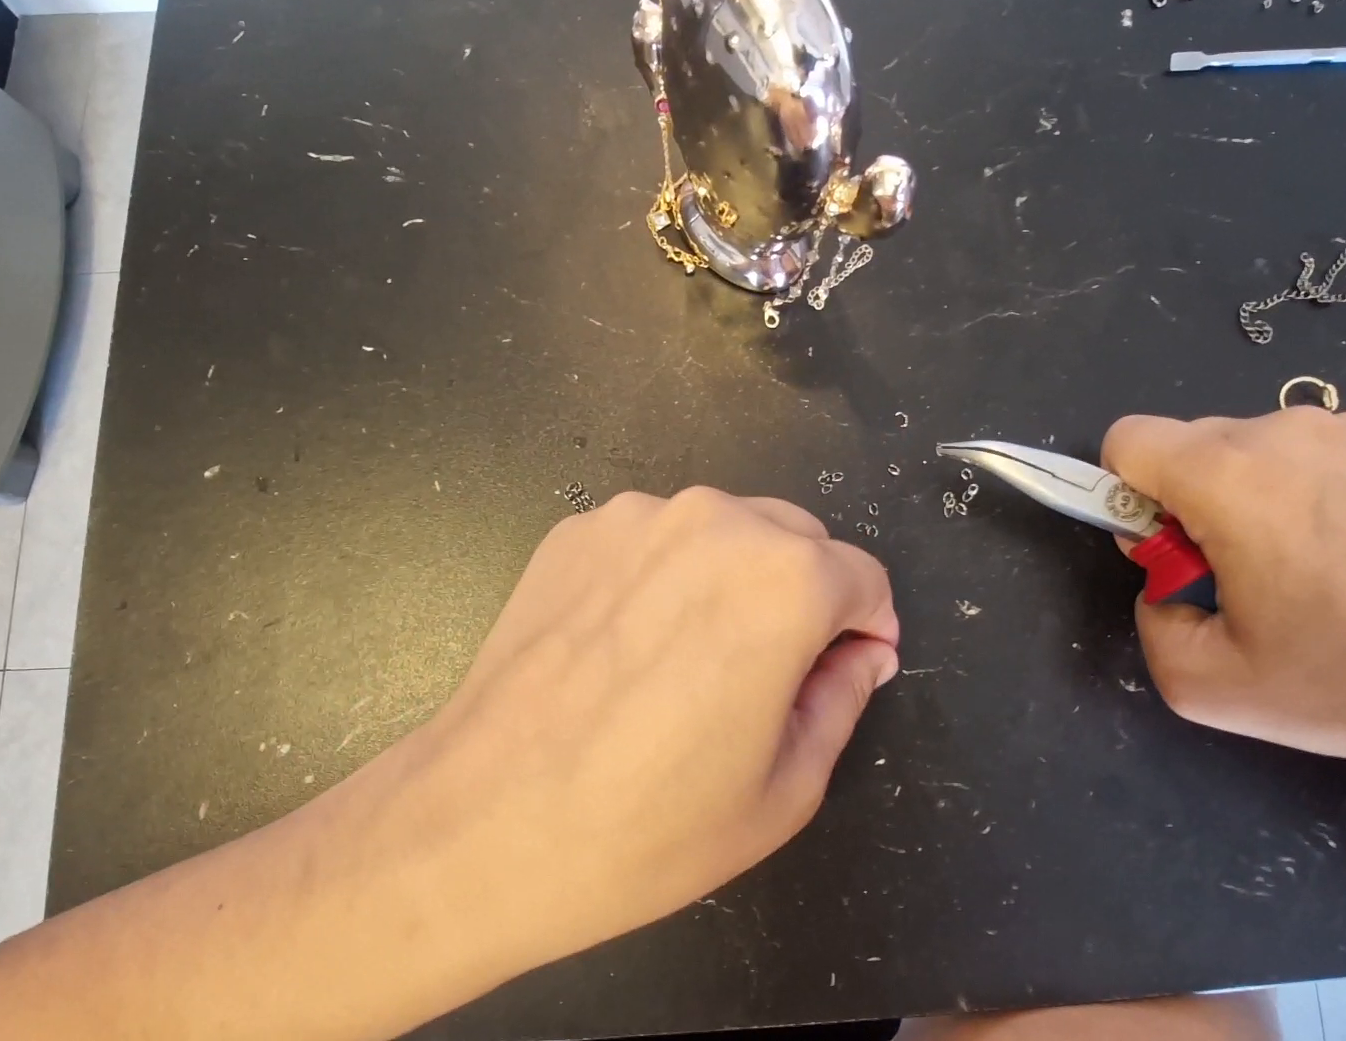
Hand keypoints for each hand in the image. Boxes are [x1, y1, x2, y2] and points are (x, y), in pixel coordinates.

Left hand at [378, 487, 898, 974]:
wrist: (481, 826)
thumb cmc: (649, 826)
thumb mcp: (787, 787)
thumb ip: (842, 698)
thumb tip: (860, 653)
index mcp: (784, 580)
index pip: (863, 578)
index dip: (864, 630)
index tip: (843, 672)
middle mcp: (715, 521)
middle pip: (798, 541)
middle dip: (806, 597)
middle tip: (770, 675)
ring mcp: (635, 518)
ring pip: (725, 532)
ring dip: (735, 581)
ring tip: (693, 661)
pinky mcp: (576, 532)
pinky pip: (654, 541)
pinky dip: (666, 578)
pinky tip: (630, 646)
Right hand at [1101, 409, 1345, 793]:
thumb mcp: (1202, 684)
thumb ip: (1147, 615)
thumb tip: (1164, 579)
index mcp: (1230, 478)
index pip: (1127, 440)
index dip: (1124, 495)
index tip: (1166, 552)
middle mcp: (1288, 432)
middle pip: (1185, 445)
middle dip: (1185, 503)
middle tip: (1236, 577)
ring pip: (1247, 448)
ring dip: (1244, 496)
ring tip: (1303, 570)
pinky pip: (1309, 454)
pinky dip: (1302, 492)